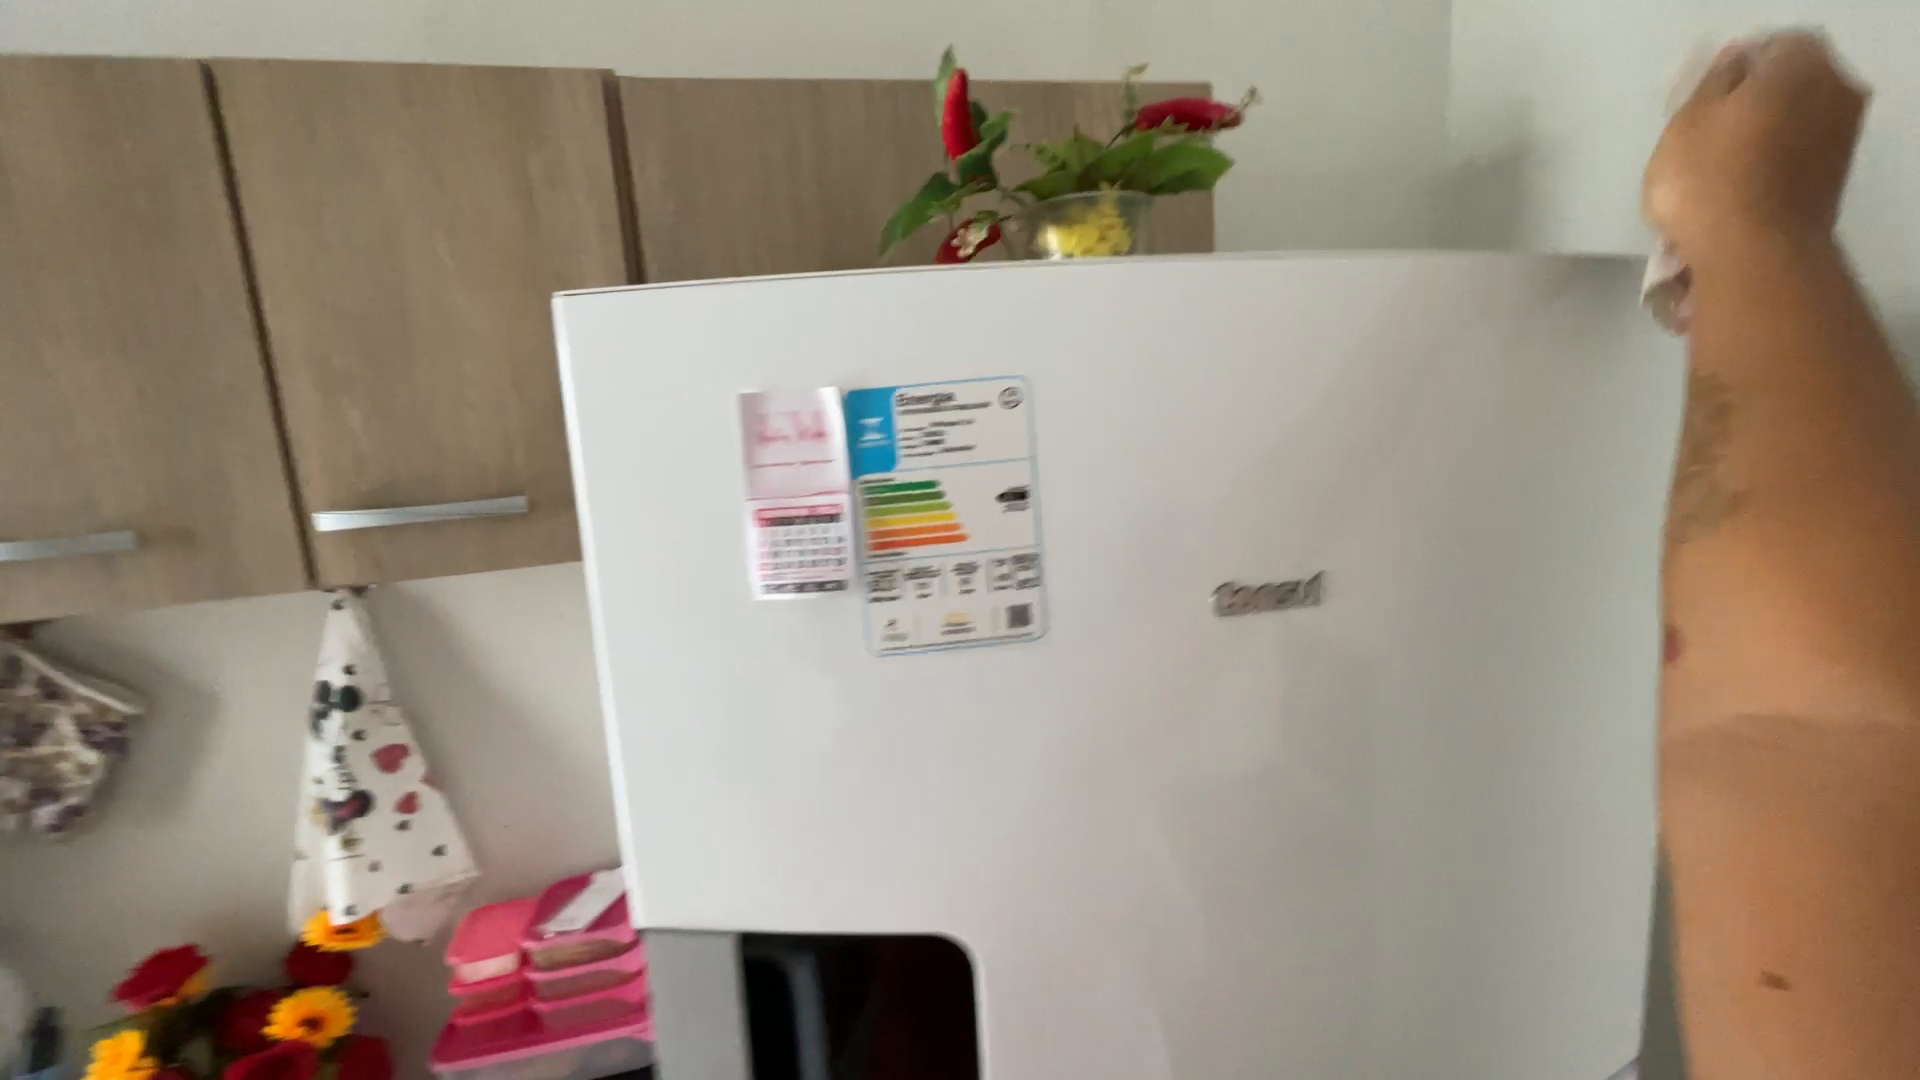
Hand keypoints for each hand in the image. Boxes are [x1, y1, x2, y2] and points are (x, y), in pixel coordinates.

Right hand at [1644, 32, 1868, 263]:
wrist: (1751, 249)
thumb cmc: (1706, 181)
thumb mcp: (1684, 124)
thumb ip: (1711, 83)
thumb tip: (1733, 62)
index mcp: (1800, 67)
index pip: (1772, 45)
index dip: (1731, 69)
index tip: (1695, 101)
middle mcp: (1835, 89)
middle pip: (1787, 82)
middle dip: (1747, 102)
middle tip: (1699, 135)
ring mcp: (1840, 134)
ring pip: (1791, 118)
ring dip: (1756, 135)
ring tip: (1712, 169)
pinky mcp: (1830, 173)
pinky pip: (1793, 152)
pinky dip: (1766, 162)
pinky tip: (1734, 188)